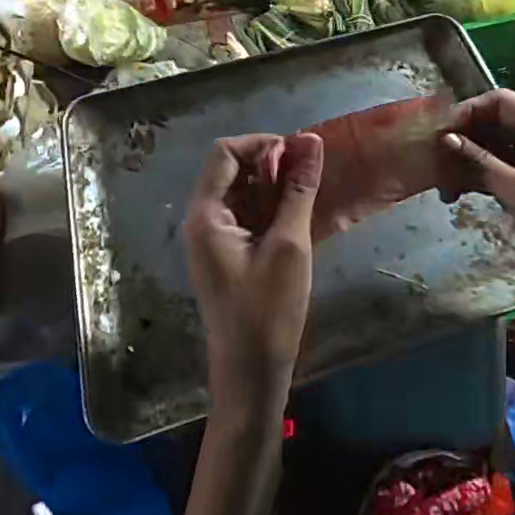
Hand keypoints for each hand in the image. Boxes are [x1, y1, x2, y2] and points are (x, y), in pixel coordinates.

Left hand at [182, 133, 324, 413]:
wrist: (251, 374)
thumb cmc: (268, 310)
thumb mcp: (290, 245)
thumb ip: (299, 190)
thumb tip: (312, 141)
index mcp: (205, 215)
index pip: (224, 153)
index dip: (262, 144)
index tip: (299, 154)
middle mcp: (202, 221)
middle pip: (231, 171)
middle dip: (270, 164)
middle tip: (309, 175)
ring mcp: (214, 240)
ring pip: (241, 193)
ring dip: (274, 186)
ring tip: (309, 192)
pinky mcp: (228, 255)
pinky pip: (247, 216)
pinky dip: (271, 208)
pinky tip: (299, 214)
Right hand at [440, 89, 514, 291]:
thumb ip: (488, 166)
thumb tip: (447, 139)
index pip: (503, 103)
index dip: (467, 113)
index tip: (437, 137)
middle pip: (494, 125)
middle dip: (461, 140)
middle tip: (432, 167)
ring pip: (491, 151)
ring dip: (463, 163)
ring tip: (441, 188)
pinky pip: (496, 175)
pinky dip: (474, 181)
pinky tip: (454, 196)